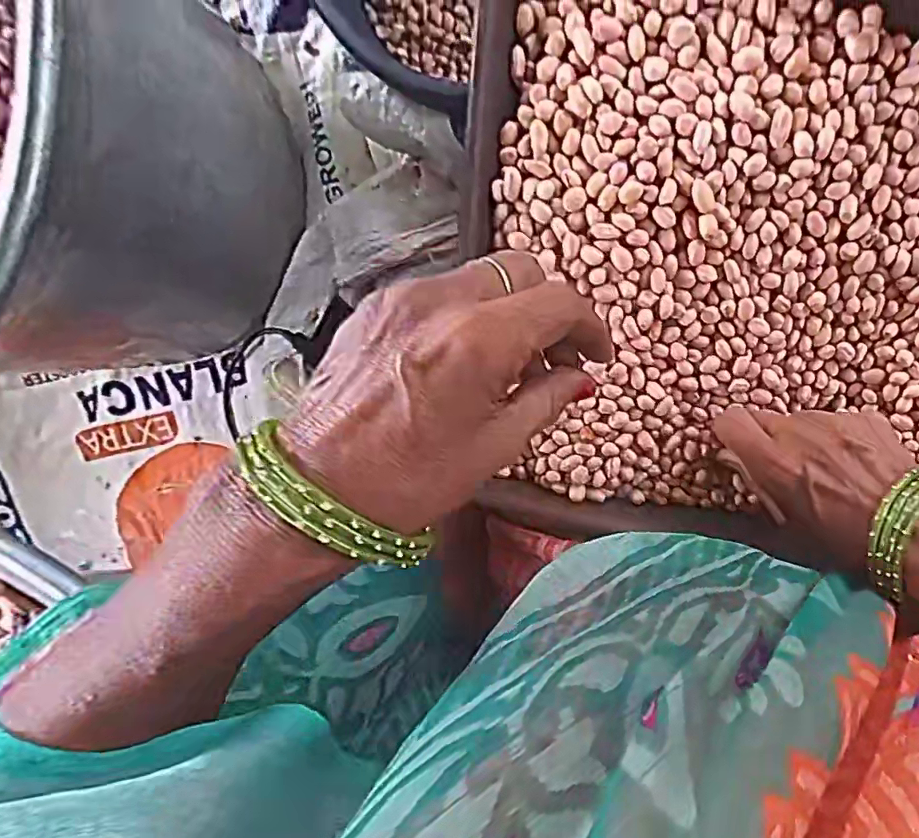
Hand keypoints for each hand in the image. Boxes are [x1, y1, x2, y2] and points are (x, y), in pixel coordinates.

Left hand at [280, 252, 611, 533]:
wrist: (322, 487)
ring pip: (481, 277)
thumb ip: (546, 400)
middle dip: (550, 310)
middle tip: (558, 358)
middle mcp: (438, 301)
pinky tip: (467, 360)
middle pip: (521, 270)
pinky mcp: (377, 305)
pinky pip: (442, 292)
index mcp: (476, 341)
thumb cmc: (410, 480)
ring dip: (510, 311)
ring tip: (510, 366)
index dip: (590, 325)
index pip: (557, 300)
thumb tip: (579, 378)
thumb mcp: (495, 447)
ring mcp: (402, 296)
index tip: (597, 354)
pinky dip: (470, 314)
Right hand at [711, 408, 918, 570]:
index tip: (736, 450)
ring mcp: (834, 420)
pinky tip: (854, 465)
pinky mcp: (865, 417)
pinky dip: (835, 438)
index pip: (730, 420)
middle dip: (765, 440)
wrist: (912, 529)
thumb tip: (737, 460)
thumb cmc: (843, 540)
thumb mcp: (788, 526)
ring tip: (825, 471)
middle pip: (764, 419)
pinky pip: (835, 422)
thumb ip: (758, 487)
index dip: (728, 434)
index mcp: (774, 462)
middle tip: (782, 468)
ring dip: (802, 439)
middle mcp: (799, 431)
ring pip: (801, 420)